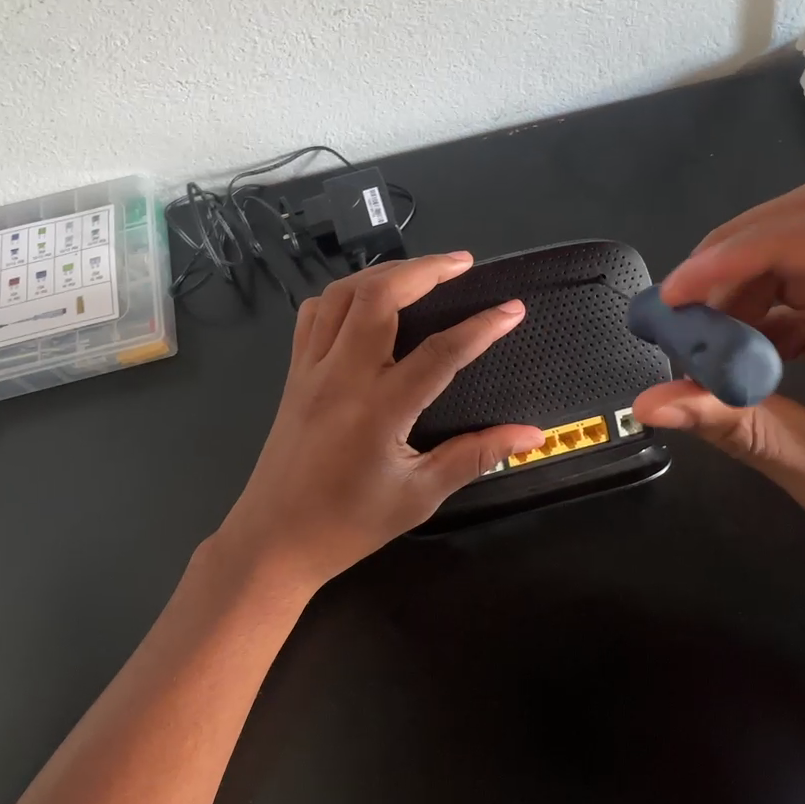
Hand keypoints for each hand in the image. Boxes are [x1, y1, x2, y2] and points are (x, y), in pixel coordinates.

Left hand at [212, 252, 546, 590]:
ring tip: (420, 272)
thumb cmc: (349, 523)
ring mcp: (311, 369)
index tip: (512, 308)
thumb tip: (531, 435)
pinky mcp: (294, 373)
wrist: (273, 540)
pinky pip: (313, 314)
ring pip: (341, 295)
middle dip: (424, 269)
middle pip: (379, 296)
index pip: (439, 352)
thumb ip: (476, 456)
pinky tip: (365, 301)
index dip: (481, 326)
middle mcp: (342, 375)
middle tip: (462, 263)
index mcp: (379, 408)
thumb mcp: (420, 496)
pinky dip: (342, 295)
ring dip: (383, 273)